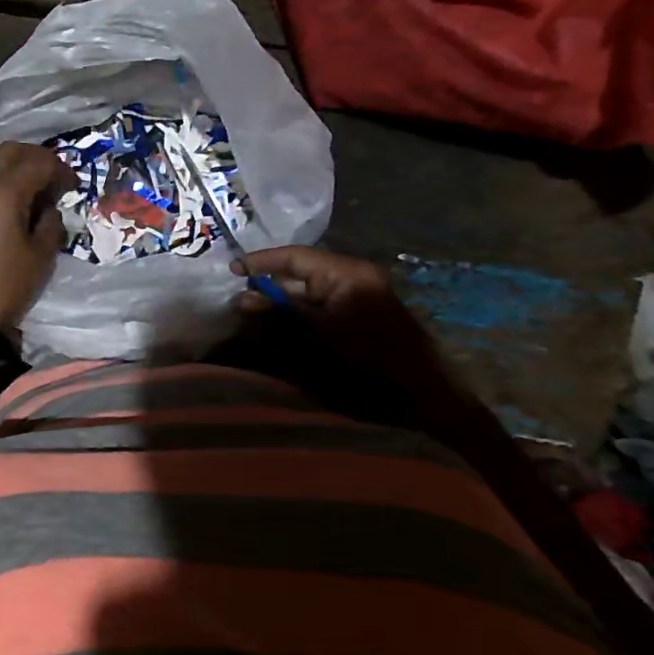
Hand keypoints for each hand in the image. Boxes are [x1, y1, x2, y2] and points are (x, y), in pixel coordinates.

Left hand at [0, 142, 75, 336]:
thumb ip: (51, 224)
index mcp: (5, 190)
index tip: (75, 186)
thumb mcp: (40, 255)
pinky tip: (17, 209)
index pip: (39, 162)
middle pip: (12, 150)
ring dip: (19, 170)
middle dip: (37, 157)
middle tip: (56, 179)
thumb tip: (48, 210)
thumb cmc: (5, 284)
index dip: (62, 169)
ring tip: (39, 195)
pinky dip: (5, 184)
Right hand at [236, 246, 433, 367]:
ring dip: (281, 302)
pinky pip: (321, 307)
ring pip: (309, 292)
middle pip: (301, 273)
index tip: (232, 269)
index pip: (296, 256)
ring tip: (251, 314)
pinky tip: (278, 325)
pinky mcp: (359, 315)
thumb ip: (279, 313)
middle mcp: (354, 277)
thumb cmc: (368, 361)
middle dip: (268, 285)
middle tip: (238, 300)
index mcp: (347, 274)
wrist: (422, 398)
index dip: (261, 261)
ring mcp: (359, 296)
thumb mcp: (316, 335)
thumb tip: (244, 299)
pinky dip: (298, 314)